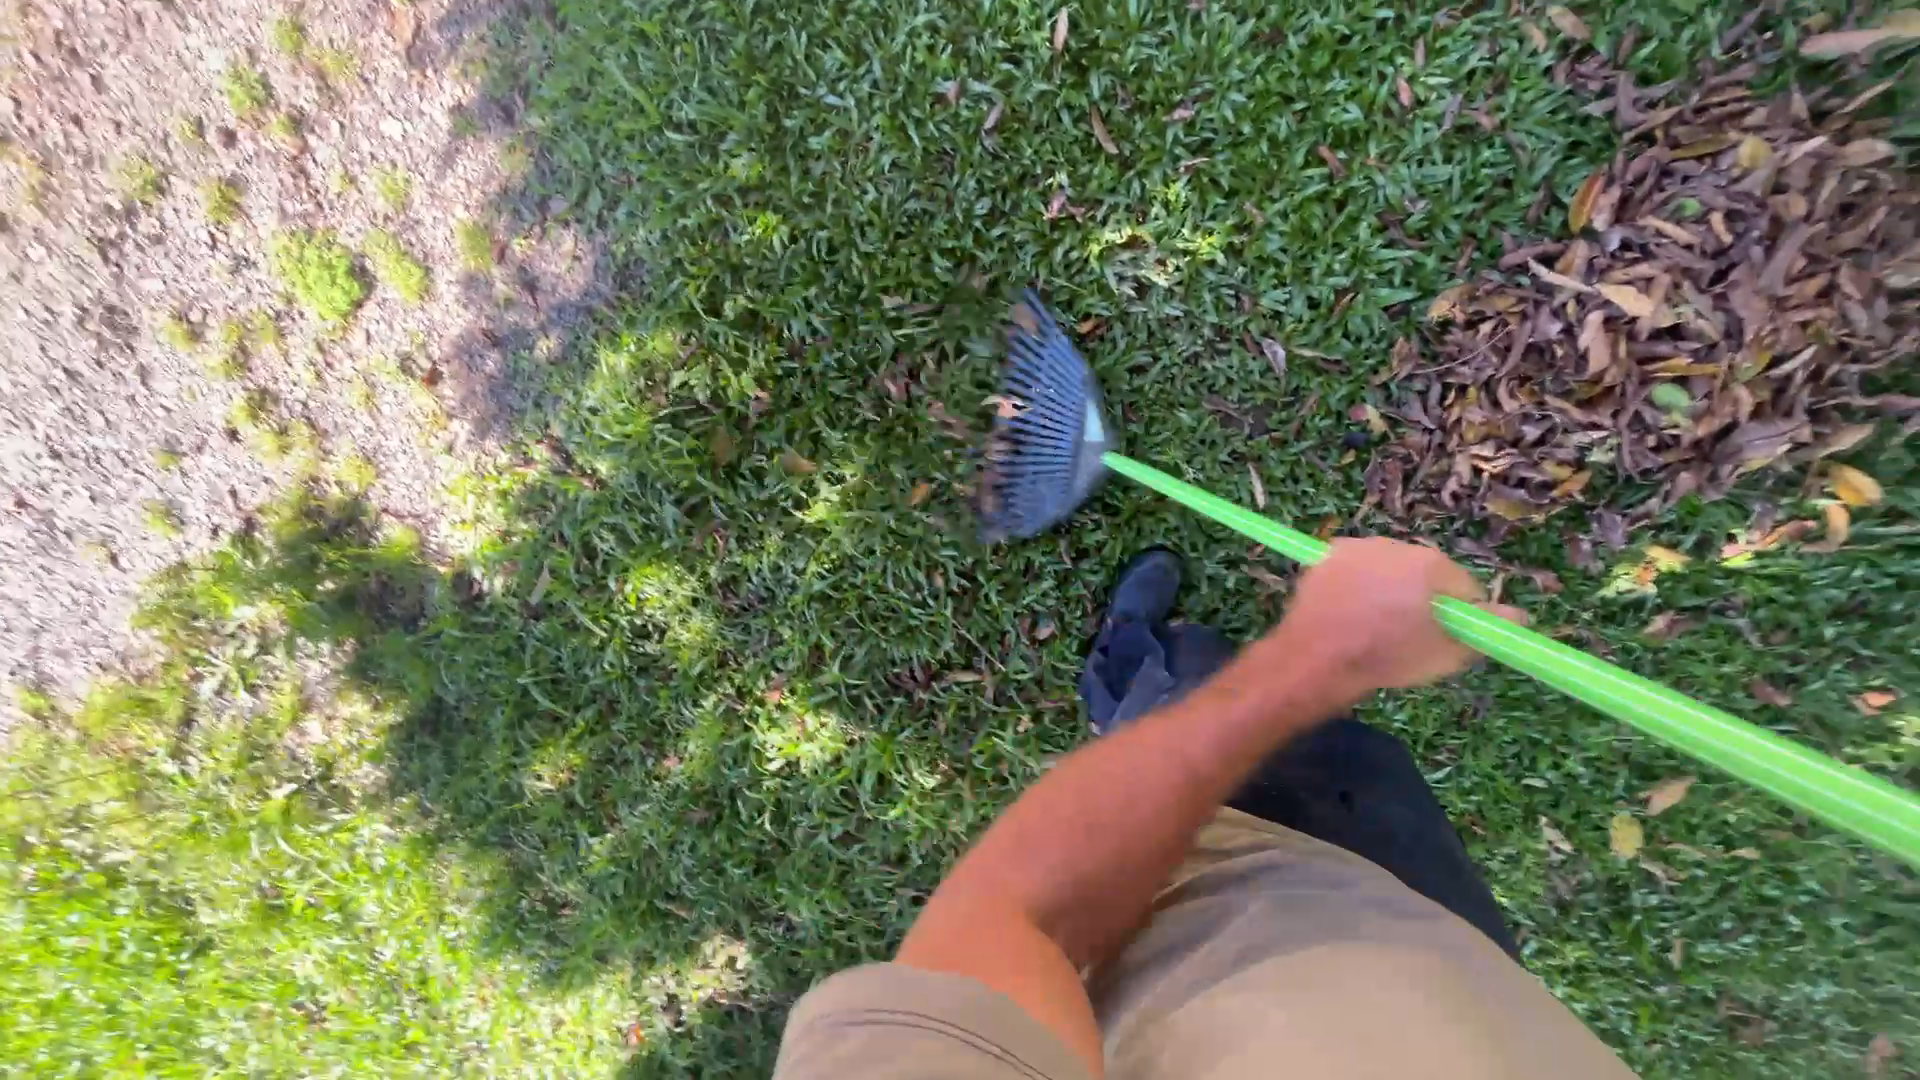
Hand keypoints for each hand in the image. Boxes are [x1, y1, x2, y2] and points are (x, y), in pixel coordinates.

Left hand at [1263, 537, 1525, 698]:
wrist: (1317, 657)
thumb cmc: (1387, 656)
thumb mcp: (1447, 652)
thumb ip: (1486, 629)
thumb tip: (1520, 615)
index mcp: (1430, 564)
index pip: (1461, 586)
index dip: (1456, 613)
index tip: (1440, 634)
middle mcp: (1393, 546)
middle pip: (1422, 571)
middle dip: (1419, 595)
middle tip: (1404, 630)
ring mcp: (1354, 548)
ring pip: (1386, 567)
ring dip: (1386, 585)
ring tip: (1372, 621)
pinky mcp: (1324, 557)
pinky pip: (1353, 568)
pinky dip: (1355, 582)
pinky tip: (1348, 608)